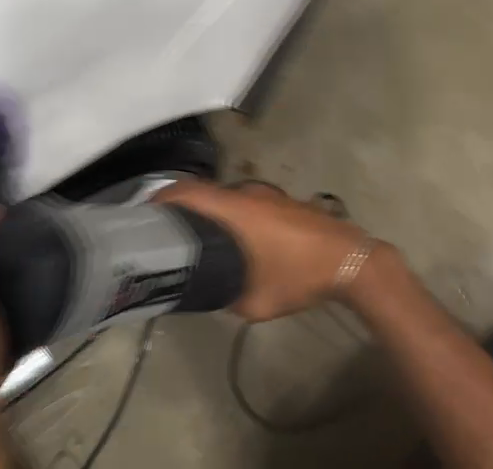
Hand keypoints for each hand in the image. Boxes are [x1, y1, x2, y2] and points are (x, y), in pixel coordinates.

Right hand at [155, 180, 375, 320]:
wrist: (350, 260)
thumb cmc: (300, 276)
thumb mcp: (257, 302)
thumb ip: (226, 297)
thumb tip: (206, 292)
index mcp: (236, 210)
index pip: (189, 190)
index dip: (163, 196)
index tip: (143, 212)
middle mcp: (247, 194)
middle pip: (205, 194)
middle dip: (183, 209)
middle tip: (163, 234)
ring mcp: (267, 195)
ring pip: (226, 200)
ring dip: (210, 214)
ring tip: (194, 240)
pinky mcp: (282, 202)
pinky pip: (245, 205)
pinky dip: (231, 218)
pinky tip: (232, 241)